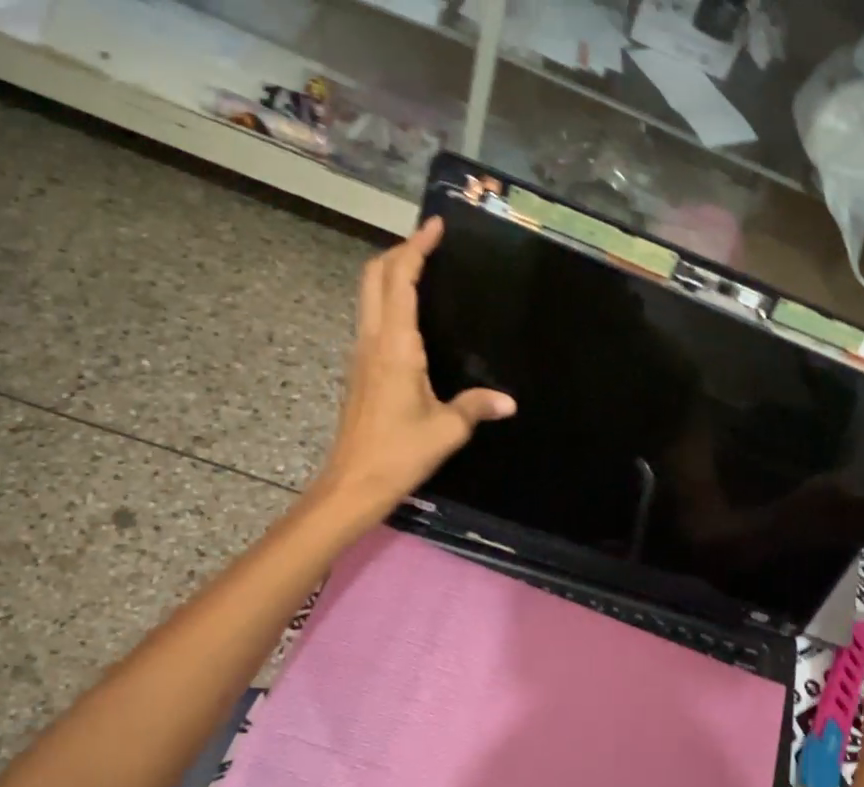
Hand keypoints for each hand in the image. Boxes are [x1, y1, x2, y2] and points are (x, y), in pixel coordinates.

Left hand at [313, 217, 515, 515]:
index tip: (435, 226)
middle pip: (374, 276)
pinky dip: (388, 299)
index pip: (401, 280)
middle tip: (428, 242)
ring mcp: (360, 354)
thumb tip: (509, 401)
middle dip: (398, 251)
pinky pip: (371, 318)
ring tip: (421, 269)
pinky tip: (410, 316)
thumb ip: (477, 408)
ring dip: (389, 273)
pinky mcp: (359, 370)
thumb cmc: (400, 453)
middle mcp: (373, 340)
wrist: (353, 482)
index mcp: (396, 345)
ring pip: (368, 295)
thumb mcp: (447, 430)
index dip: (416, 248)